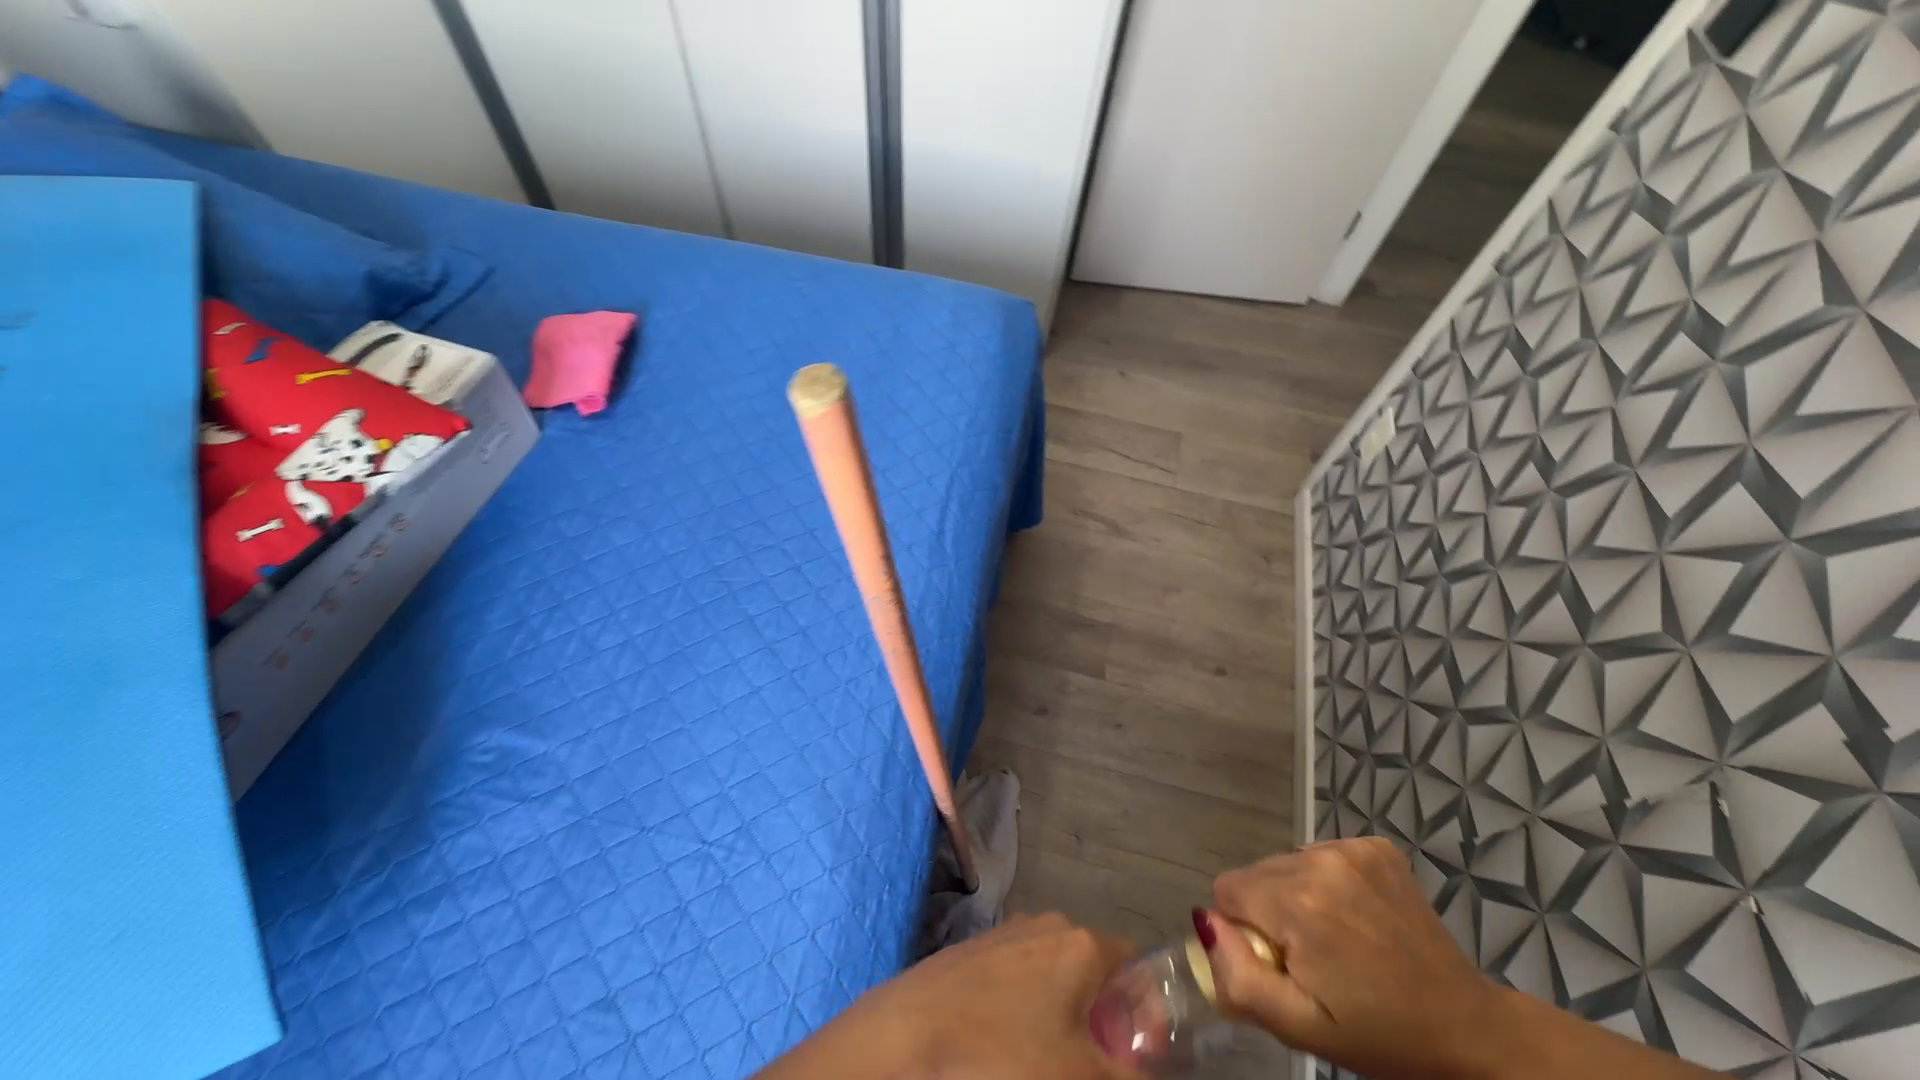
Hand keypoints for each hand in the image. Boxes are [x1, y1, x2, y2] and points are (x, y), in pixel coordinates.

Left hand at [758, 913, 1140, 1079]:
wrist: (901, 1037)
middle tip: (1092, 1057)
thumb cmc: (1000, 1055)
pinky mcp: (969, 949)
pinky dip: (1022, 1002)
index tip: (1133, 1048)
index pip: (1134, 961)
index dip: (1143, 1006)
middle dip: (1100, 1011)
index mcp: (1080, 943)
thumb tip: (1143, 1074)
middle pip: (1093, 965)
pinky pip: (1014, 972)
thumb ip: (1125, 1074)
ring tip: (1046, 1053)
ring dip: (1060, 1007)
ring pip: (1051, 969)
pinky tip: (1003, 1039)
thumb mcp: (1078, 1077)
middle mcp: (1046, 925)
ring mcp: (1002, 933)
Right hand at [1200, 838, 1501, 1079]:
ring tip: (1335, 940)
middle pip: (1255, 874)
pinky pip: (1321, 857)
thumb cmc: (1377, 1034)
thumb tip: (1208, 925)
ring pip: (1286, 864)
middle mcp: (1322, 861)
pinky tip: (1355, 918)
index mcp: (1299, 902)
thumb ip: (1237, 974)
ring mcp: (1354, 849)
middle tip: (1309, 960)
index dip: (1242, 931)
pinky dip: (1327, 883)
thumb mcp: (1296, 1025)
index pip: (1226, 889)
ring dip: (1296, 896)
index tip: (1278, 963)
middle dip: (1268, 912)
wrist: (1466, 1027)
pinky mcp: (1377, 848)